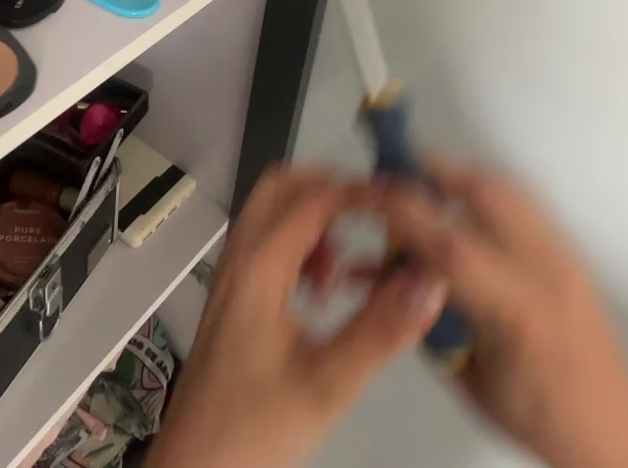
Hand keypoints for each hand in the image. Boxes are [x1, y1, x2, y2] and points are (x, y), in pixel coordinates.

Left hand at [150, 168, 448, 467]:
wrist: (197, 466)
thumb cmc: (255, 426)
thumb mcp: (328, 383)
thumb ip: (380, 330)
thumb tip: (430, 280)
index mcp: (259, 267)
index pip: (312, 198)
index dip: (359, 190)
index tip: (401, 202)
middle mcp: (240, 258)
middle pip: (280, 187)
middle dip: (329, 189)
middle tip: (372, 218)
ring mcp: (232, 276)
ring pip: (271, 214)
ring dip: (313, 219)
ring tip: (347, 268)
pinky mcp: (233, 297)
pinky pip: (266, 245)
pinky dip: (299, 246)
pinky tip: (323, 293)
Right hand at [378, 158, 627, 467]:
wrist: (613, 433)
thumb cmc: (533, 415)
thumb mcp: (462, 374)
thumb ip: (424, 316)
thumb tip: (381, 270)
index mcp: (516, 315)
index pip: (448, 246)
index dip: (402, 211)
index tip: (366, 193)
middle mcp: (545, 273)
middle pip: (484, 193)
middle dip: (431, 172)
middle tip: (393, 177)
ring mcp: (563, 256)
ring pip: (506, 187)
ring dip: (457, 178)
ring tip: (424, 189)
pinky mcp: (570, 251)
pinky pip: (521, 201)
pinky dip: (483, 193)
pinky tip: (462, 211)